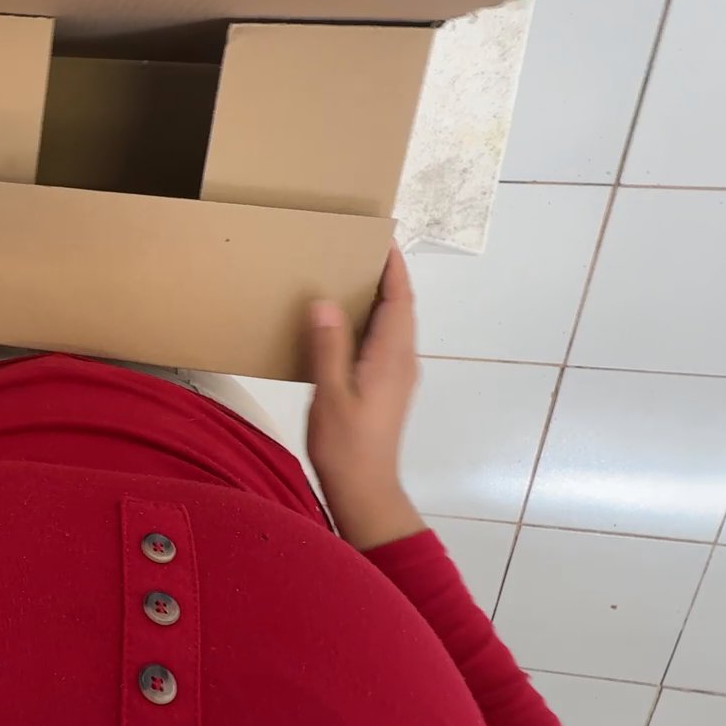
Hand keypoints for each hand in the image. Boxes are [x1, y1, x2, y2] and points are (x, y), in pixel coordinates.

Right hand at [306, 245, 425, 549]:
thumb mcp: (331, 393)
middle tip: (357, 252)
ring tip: (346, 280)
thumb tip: (323, 301)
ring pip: (391, 325)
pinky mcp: (386, 386)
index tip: (383, 239)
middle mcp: (402, 361)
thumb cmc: (346, 442)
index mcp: (392, 357)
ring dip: (376, 299)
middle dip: (385, 277)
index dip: (394, 269)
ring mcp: (397, 375)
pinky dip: (367, 321)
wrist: (365, 486)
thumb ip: (328, 347)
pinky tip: (340, 324)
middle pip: (399, 308)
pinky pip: (382, 340)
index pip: (399, 301)